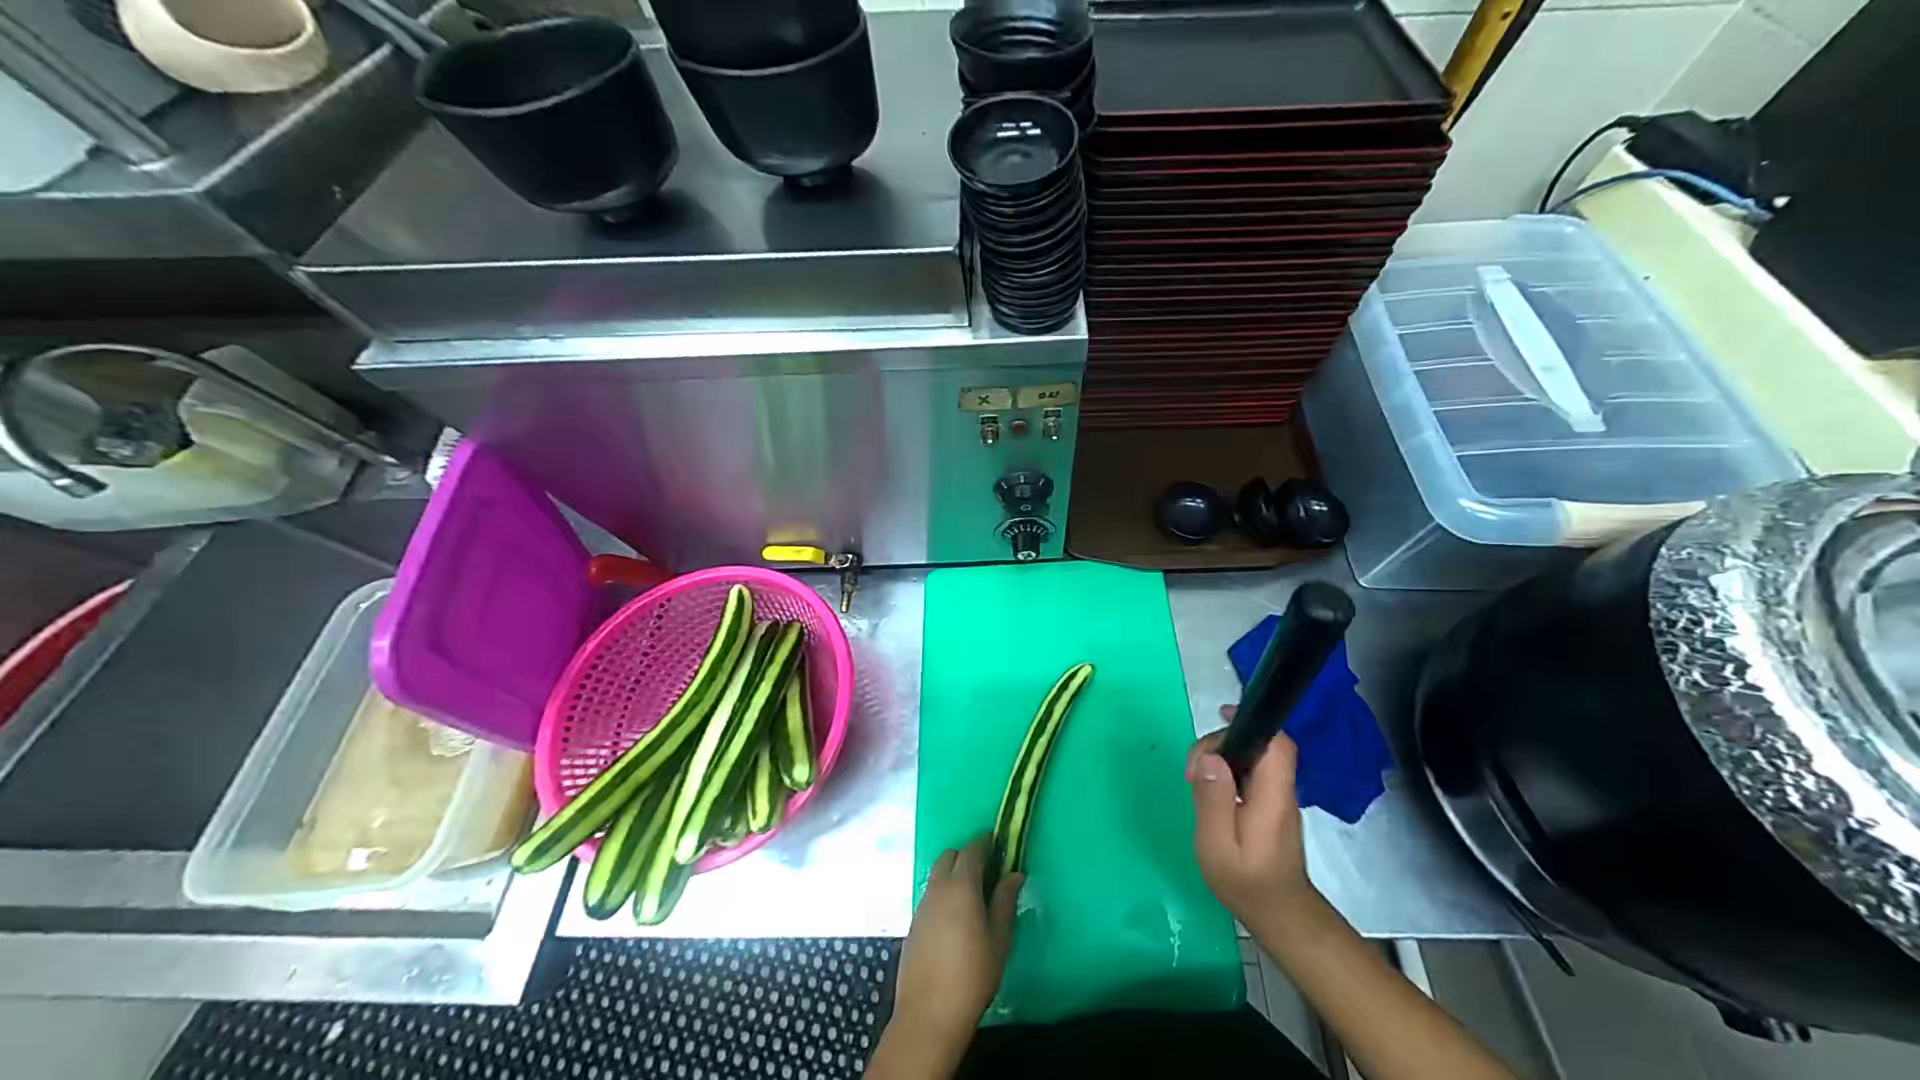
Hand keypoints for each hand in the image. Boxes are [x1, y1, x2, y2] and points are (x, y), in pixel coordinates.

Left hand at [893, 838, 1020, 1049]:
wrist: (929, 1014)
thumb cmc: (973, 976)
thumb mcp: (999, 939)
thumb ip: (1005, 901)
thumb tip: (1014, 873)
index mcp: (961, 886)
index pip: (972, 849)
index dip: (985, 841)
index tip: (999, 842)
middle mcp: (937, 888)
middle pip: (949, 856)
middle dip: (967, 854)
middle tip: (988, 870)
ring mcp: (921, 905)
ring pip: (937, 874)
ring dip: (954, 873)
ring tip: (975, 895)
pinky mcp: (913, 923)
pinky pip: (930, 894)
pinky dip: (944, 892)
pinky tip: (957, 917)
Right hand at [1187, 709, 1315, 924]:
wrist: (1280, 917)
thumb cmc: (1247, 882)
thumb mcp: (1217, 845)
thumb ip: (1213, 800)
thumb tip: (1209, 757)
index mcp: (1272, 794)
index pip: (1277, 744)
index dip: (1253, 723)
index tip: (1220, 719)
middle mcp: (1280, 790)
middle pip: (1259, 746)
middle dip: (1221, 745)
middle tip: (1193, 772)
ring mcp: (1276, 799)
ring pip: (1252, 759)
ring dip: (1221, 759)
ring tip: (1196, 782)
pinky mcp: (1269, 808)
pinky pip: (1249, 775)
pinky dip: (1226, 774)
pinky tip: (1209, 791)